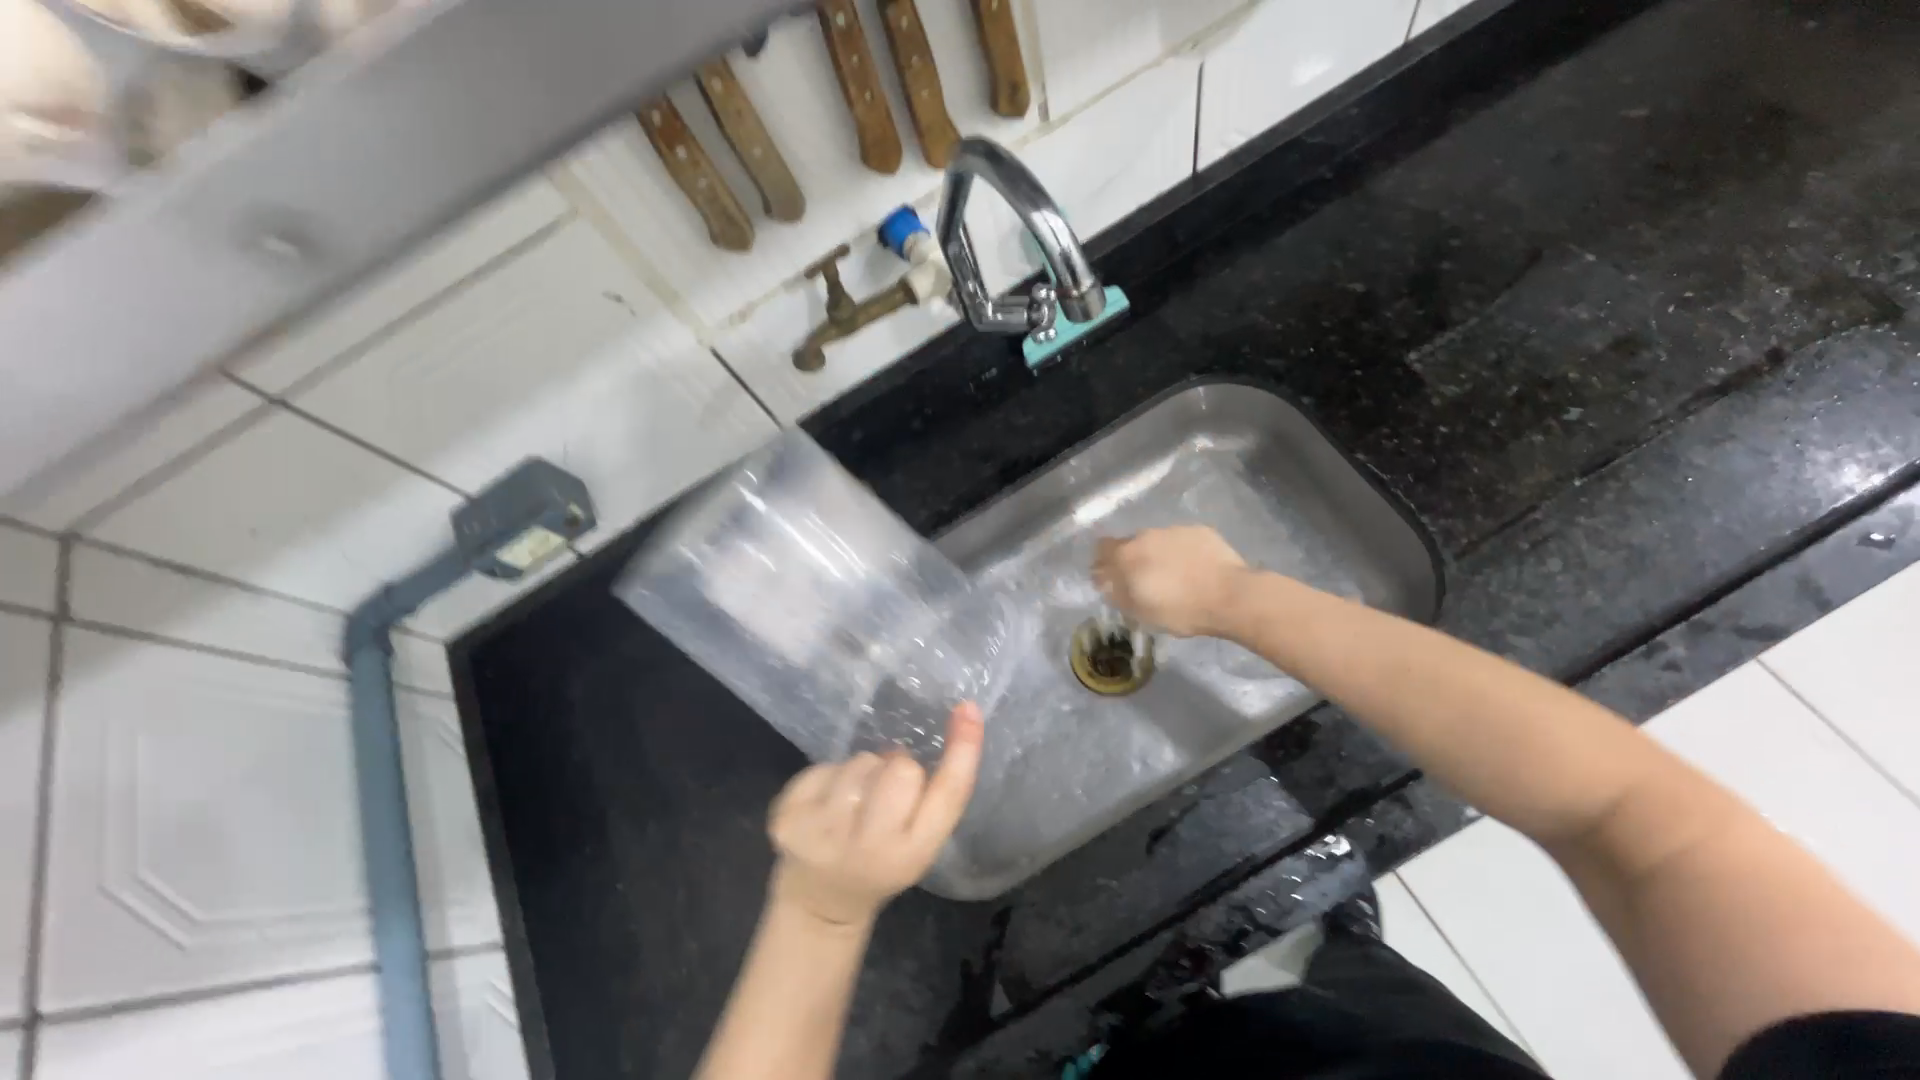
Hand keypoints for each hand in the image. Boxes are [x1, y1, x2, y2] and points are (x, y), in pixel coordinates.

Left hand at [766, 702, 984, 927]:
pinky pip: (825, 766)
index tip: (968, 709)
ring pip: (861, 762)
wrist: (820, 902)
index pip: (948, 794)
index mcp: (914, 854)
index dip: (963, 749)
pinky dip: (830, 776)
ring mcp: (823, 833)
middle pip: (900, 768)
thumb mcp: (919, 842)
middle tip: (885, 793)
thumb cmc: (882, 862)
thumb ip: (931, 798)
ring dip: (863, 772)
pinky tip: (825, 805)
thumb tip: (921, 738)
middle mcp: (870, 846)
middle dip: (898, 768)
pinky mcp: (787, 820)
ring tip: (854, 801)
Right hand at [1092, 525, 1251, 637]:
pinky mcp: (1200, 530)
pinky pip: (1182, 540)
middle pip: (1131, 544)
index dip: (1103, 563)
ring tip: (1174, 576)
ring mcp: (1175, 530)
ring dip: (1159, 555)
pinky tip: (1195, 569)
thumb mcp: (1140, 613)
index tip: (1110, 579)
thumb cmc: (1180, 610)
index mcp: (1127, 555)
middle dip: (1133, 560)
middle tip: (1145, 582)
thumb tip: (1105, 583)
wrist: (1231, 596)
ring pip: (1158, 541)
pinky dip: (1182, 552)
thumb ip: (1118, 594)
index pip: (1102, 549)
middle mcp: (1147, 535)